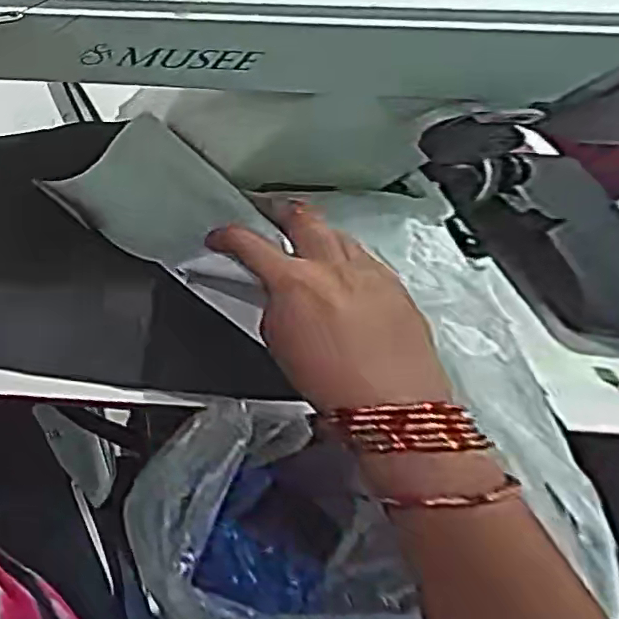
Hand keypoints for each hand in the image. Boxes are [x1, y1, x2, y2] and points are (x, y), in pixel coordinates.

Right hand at [208, 200, 452, 413]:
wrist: (393, 409)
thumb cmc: (330, 380)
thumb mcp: (273, 332)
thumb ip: (268, 296)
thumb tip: (268, 283)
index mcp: (294, 280)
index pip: (247, 240)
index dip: (225, 236)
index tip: (220, 239)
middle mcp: (335, 270)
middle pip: (303, 217)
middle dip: (278, 209)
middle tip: (266, 209)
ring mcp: (371, 277)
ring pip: (339, 234)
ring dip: (317, 231)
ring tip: (305, 237)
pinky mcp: (398, 291)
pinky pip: (367, 259)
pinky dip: (347, 256)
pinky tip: (340, 269)